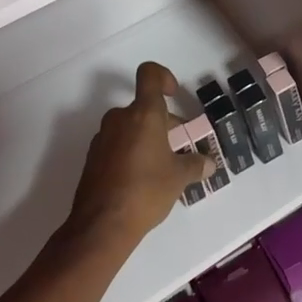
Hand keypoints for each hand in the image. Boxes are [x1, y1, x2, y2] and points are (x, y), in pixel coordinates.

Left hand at [67, 62, 215, 244]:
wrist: (101, 226)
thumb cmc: (146, 191)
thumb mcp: (178, 178)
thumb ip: (195, 165)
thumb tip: (209, 164)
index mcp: (143, 114)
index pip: (149, 74)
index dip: (163, 76)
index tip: (174, 94)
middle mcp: (120, 118)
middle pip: (143, 107)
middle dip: (163, 122)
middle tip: (179, 147)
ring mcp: (103, 138)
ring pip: (130, 127)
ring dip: (147, 138)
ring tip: (162, 167)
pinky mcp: (93, 158)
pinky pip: (117, 144)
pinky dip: (131, 152)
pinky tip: (141, 179)